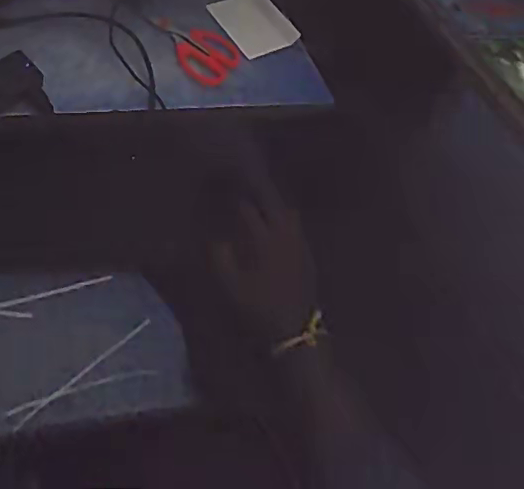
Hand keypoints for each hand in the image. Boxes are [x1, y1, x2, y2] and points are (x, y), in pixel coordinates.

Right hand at [206, 195, 318, 348]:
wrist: (294, 336)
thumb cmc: (258, 311)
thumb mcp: (229, 286)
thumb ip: (219, 257)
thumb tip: (216, 237)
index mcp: (264, 240)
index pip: (247, 209)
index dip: (233, 198)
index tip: (220, 190)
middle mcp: (284, 237)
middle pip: (272, 204)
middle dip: (256, 193)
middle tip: (241, 186)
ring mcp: (299, 247)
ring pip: (288, 214)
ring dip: (272, 205)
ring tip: (258, 202)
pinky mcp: (308, 258)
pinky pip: (297, 229)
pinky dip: (285, 220)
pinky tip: (275, 227)